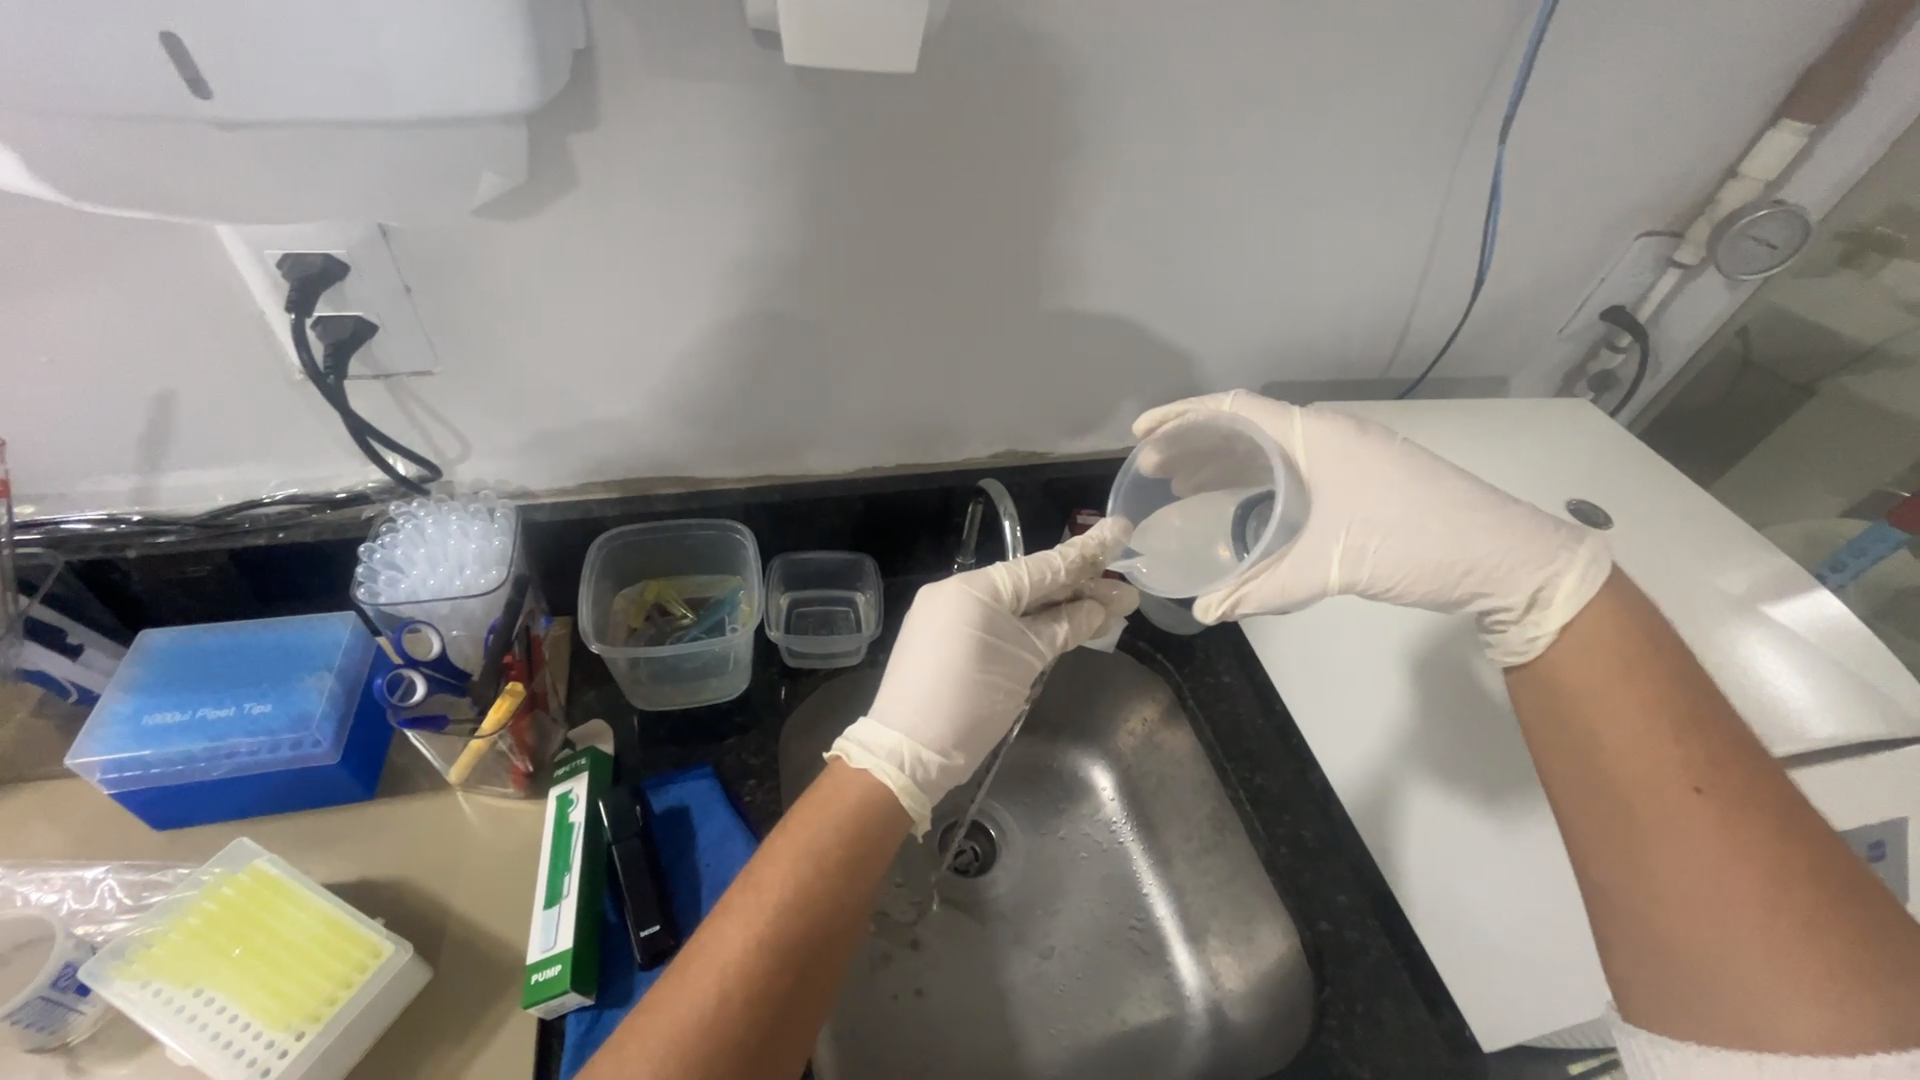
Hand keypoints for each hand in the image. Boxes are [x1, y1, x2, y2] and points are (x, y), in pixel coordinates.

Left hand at [828, 519, 1138, 834]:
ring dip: (1062, 609)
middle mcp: (959, 591)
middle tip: (1129, 590)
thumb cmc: (968, 703)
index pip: (1044, 565)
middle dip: (1082, 588)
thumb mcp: (1025, 662)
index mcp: (976, 587)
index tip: (1122, 530)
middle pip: (1032, 583)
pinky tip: (1066, 626)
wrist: (909, 753)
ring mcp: (950, 616)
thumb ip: (1063, 628)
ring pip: (1016, 605)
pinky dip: (1032, 625)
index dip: (1087, 550)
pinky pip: (997, 622)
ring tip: (1111, 610)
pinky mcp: (947, 640)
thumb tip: (1097, 608)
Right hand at [1133, 392, 1610, 665]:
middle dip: (1194, 443)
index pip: (1233, 408)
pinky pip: (1290, 465)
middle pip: (1246, 424)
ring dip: (1224, 461)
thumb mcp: (1329, 567)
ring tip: (1183, 487)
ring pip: (1269, 446)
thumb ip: (1261, 589)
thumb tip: (1205, 613)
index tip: (1142, 433)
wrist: (1503, 555)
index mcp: (1315, 435)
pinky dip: (1254, 478)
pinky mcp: (1360, 476)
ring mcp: (1348, 453)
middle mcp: (1328, 433)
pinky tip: (1239, 505)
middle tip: (1154, 469)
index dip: (1181, 416)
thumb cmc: (1412, 543)